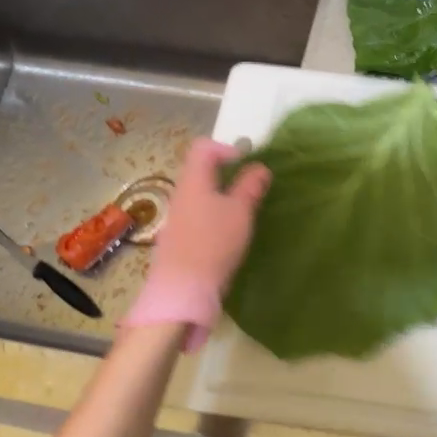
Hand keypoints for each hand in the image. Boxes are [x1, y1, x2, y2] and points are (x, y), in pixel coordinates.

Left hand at [121, 138, 270, 348]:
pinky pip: (198, 214)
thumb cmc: (214, 243)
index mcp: (194, 180)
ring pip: (201, 194)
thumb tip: (259, 167)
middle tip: (250, 189)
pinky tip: (228, 234)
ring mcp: (177, 216)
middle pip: (201, 170)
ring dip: (222, 196)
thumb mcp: (240, 212)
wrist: (183, 289)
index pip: (203, 147)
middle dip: (227, 174)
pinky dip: (214, 214)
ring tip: (243, 213)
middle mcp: (181, 193)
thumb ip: (250, 186)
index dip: (226, 148)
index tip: (247, 165)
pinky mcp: (178, 237)